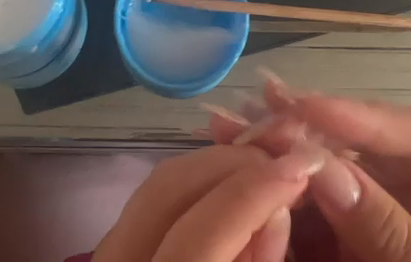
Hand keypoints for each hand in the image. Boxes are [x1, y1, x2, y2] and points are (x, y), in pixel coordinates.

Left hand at [96, 143, 327, 261]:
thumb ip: (259, 261)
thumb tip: (277, 204)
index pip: (203, 232)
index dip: (257, 191)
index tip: (304, 164)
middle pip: (170, 188)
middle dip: (233, 162)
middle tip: (285, 159)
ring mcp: (106, 253)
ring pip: (157, 184)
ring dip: (214, 166)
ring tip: (264, 166)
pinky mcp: (111, 248)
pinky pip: (150, 199)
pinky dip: (193, 184)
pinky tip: (230, 185)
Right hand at [208, 83, 410, 261]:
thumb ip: (392, 235)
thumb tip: (325, 170)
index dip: (363, 117)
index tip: (305, 107)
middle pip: (370, 147)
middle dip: (308, 130)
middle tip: (253, 118)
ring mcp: (399, 219)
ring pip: (337, 172)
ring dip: (284, 151)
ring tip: (228, 127)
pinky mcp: (363, 246)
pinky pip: (321, 213)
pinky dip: (281, 192)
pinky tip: (238, 162)